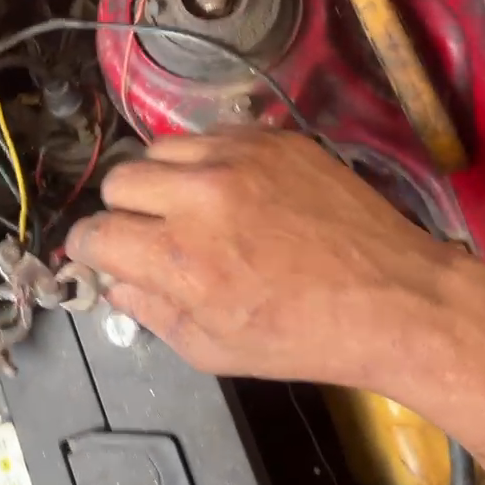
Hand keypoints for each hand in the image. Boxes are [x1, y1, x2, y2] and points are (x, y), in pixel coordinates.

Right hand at [67, 128, 469, 389]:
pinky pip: (210, 135)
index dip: (89, 248)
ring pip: (160, 149)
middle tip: (152, 232)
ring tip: (193, 205)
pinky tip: (233, 187)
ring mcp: (238, 157)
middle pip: (119, 180)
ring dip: (163, 179)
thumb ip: (151, 312)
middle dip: (124, 211)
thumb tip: (116, 281)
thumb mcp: (214, 349)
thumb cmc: (304, 337)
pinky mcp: (272, 137)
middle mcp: (199, 195)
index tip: (101, 253)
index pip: (95, 233)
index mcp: (179, 256)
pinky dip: (206, 160)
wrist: (395, 297)